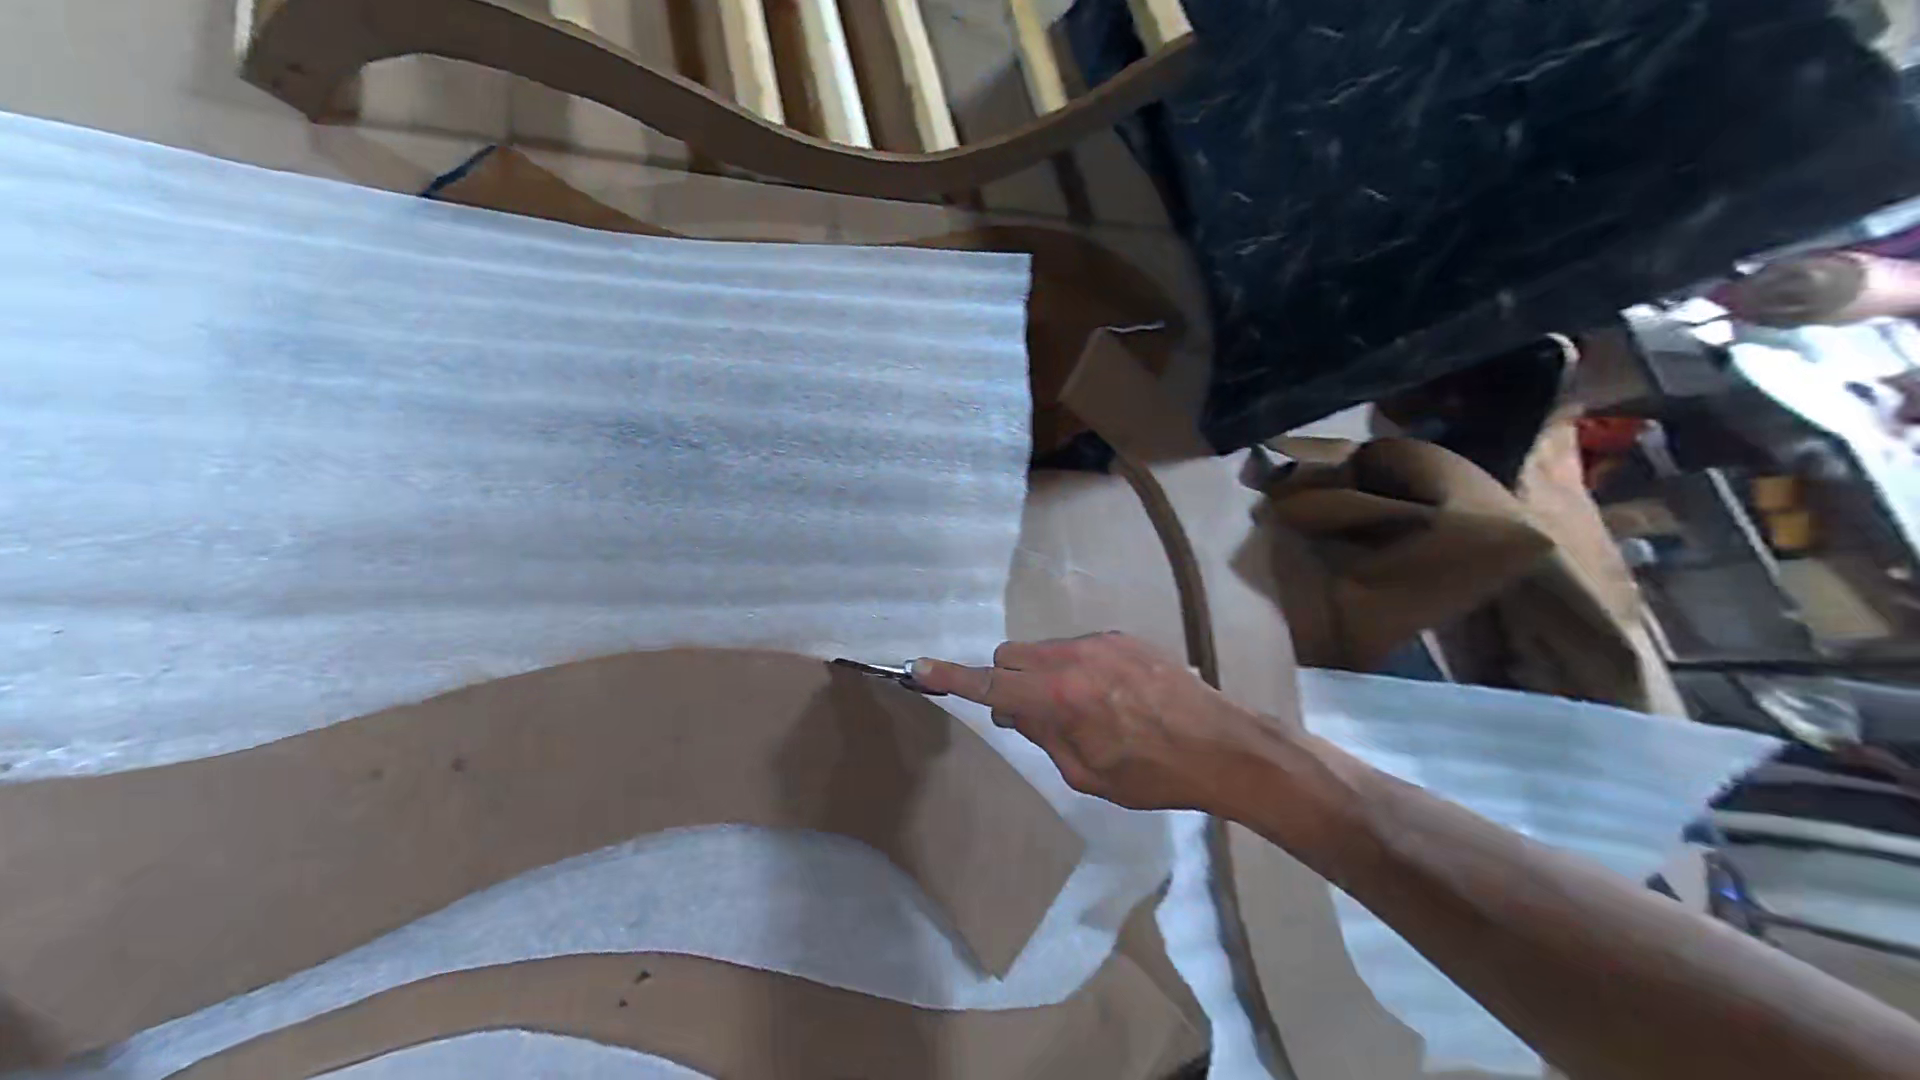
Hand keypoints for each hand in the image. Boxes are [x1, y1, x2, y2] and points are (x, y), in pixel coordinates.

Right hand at [910, 632, 1298, 811]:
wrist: (1221, 743)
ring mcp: (1098, 641)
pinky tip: (1108, 694)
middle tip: (1029, 715)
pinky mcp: (1120, 636)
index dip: (950, 679)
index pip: (989, 684)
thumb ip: (1041, 736)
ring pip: (1041, 649)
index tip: (919, 668)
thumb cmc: (1151, 773)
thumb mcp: (1086, 773)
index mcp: (1059, 698)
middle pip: (1009, 655)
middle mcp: (1071, 658)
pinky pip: (1075, 646)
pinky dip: (1072, 666)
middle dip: (1006, 681)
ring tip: (1080, 707)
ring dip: (1040, 674)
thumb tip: (1011, 709)